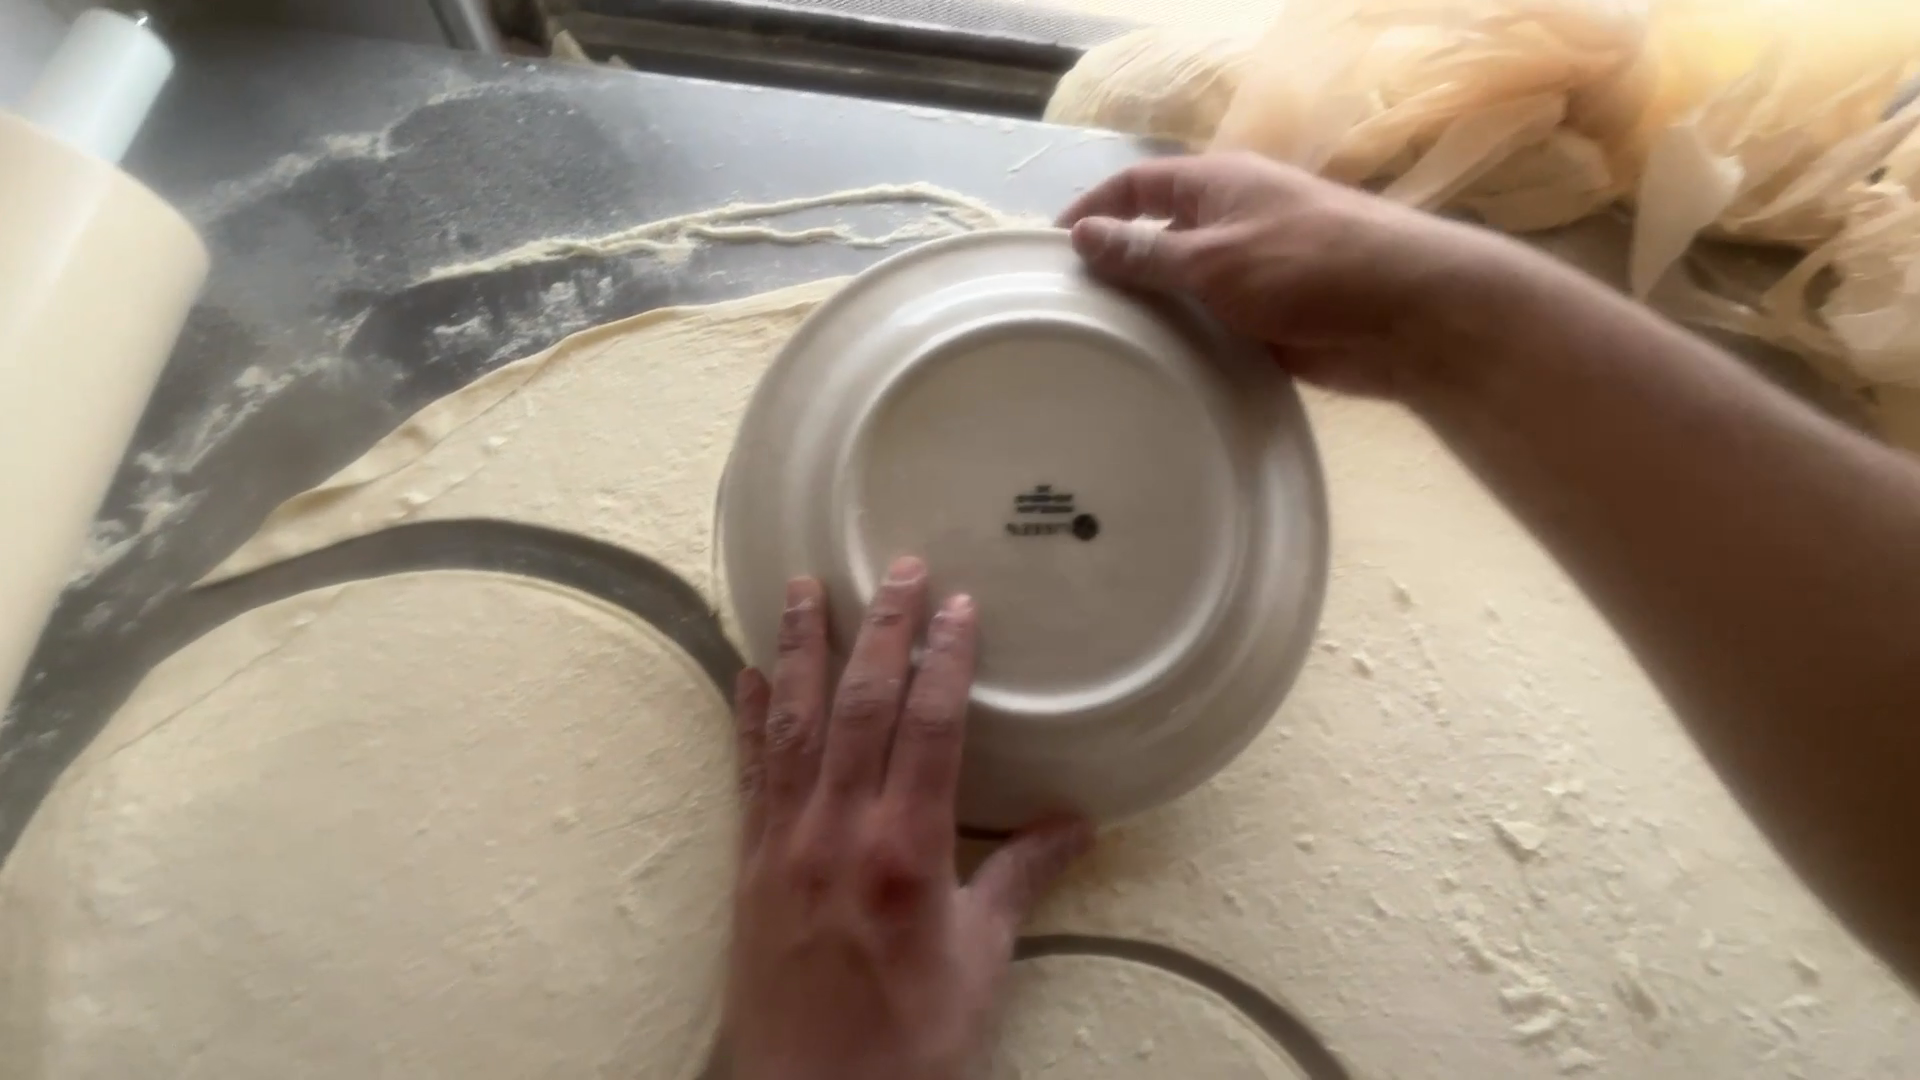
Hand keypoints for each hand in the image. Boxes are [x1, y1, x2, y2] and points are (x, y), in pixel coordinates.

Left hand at [724, 557, 1094, 1079]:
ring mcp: (783, 838)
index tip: (957, 606)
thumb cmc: (908, 1041)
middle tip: (897, 569)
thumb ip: (1023, 879)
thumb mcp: (982, 962)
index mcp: (904, 850)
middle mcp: (837, 828)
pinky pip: (747, 768)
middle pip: (861, 704)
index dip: (945, 659)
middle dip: (882, 628)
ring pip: (792, 720)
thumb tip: (1078, 823)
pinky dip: (747, 712)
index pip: (929, 727)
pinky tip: (745, 669)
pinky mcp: (749, 857)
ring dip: (799, 647)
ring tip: (801, 586)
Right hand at [1058, 152, 1523, 399]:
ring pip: (1178, 285)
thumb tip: (1083, 236)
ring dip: (1146, 308)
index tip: (1054, 247)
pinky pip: (1203, 322)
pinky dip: (1178, 339)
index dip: (1094, 208)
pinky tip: (1149, 366)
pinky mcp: (1259, 316)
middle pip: (1155, 235)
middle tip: (1069, 307)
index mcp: (1217, 186)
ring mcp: (1245, 271)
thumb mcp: (1213, 257)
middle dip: (1114, 264)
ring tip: (1099, 342)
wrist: (1400, 316)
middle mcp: (1228, 222)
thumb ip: (1145, 251)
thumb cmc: (1305, 266)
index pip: (1138, 184)